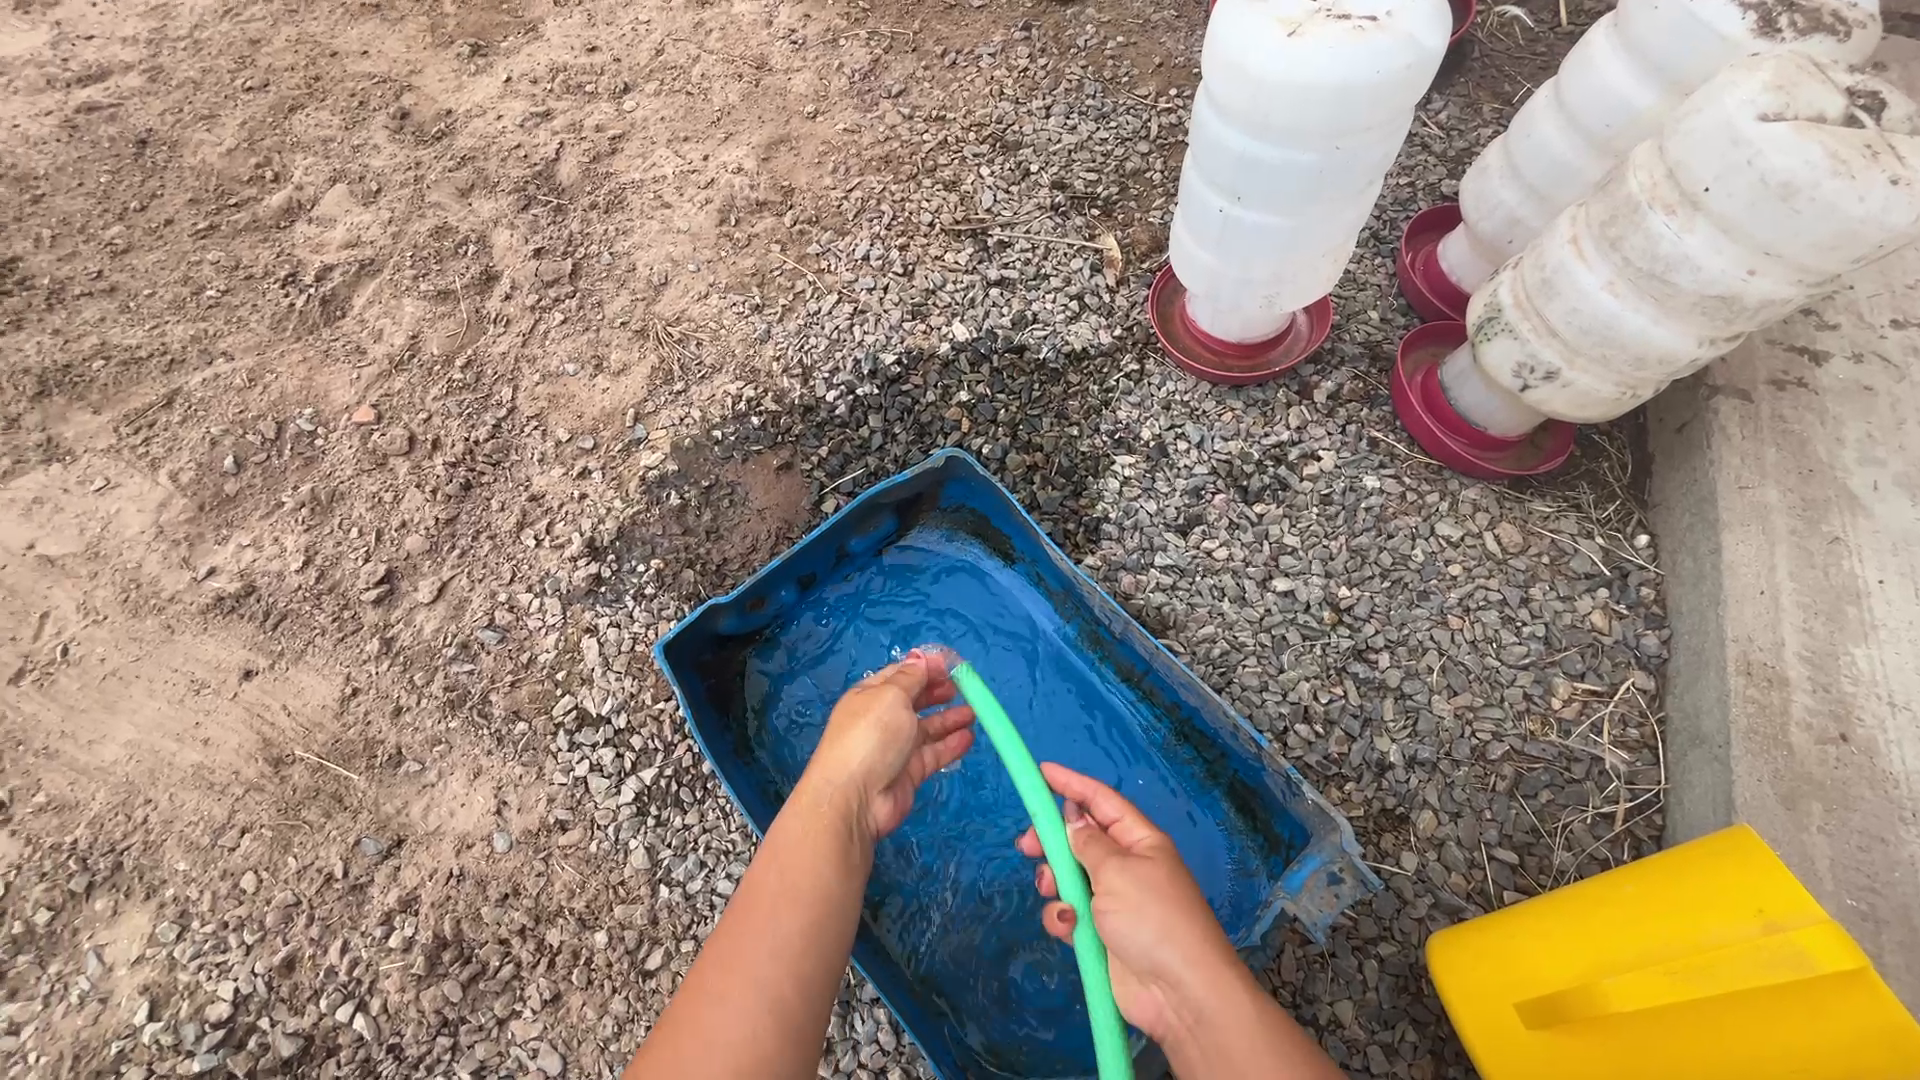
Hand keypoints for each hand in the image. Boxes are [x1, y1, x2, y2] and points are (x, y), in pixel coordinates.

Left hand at [800, 649, 975, 841]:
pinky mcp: (909, 772)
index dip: (925, 668)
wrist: (855, 797)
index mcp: (871, 695)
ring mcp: (896, 747)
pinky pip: (934, 753)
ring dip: (950, 718)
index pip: (901, 674)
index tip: (952, 665)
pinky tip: (969, 737)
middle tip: (962, 688)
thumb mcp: (891, 695)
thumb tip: (921, 658)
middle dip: (938, 692)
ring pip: (927, 728)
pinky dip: (951, 744)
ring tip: (973, 712)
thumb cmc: (871, 735)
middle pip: (915, 700)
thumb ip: (911, 677)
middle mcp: (882, 719)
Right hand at [1016, 763, 1250, 1045]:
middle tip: (1027, 846)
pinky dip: (1063, 916)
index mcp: (1139, 840)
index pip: (1101, 801)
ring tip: (1052, 890)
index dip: (1071, 784)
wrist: (1178, 993)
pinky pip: (1069, 911)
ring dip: (1054, 881)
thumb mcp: (1117, 870)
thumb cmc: (1153, 919)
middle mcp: (1125, 865)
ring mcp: (1111, 900)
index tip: (1041, 772)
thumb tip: (1072, 818)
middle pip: (1078, 838)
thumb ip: (1087, 842)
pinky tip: (1068, 926)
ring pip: (1067, 876)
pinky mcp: (1099, 933)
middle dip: (1051, 840)